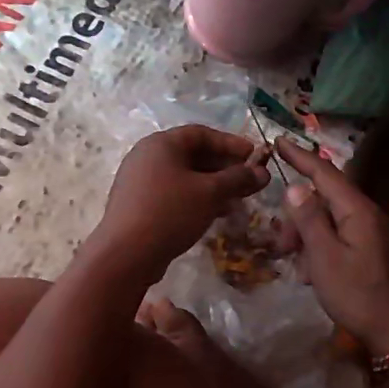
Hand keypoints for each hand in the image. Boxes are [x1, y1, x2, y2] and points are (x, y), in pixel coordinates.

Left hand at [89, 125, 269, 283]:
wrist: (126, 254)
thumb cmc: (170, 212)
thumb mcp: (210, 193)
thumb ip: (238, 179)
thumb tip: (263, 173)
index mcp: (161, 144)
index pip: (202, 133)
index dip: (231, 143)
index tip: (255, 156)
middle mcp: (147, 156)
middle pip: (193, 155)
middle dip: (224, 167)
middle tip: (249, 181)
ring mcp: (140, 182)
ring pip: (185, 177)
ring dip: (213, 186)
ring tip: (237, 200)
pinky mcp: (139, 205)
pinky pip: (174, 194)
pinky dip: (197, 199)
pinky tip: (215, 214)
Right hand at [275, 138, 388, 350]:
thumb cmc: (357, 293)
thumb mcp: (324, 257)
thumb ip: (309, 220)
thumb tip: (296, 186)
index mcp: (356, 210)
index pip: (324, 172)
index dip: (299, 156)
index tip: (277, 140)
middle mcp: (365, 214)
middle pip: (323, 199)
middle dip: (296, 216)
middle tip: (280, 245)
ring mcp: (370, 232)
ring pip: (328, 220)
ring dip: (306, 237)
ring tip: (295, 266)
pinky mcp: (369, 249)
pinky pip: (337, 237)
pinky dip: (319, 249)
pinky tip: (311, 273)